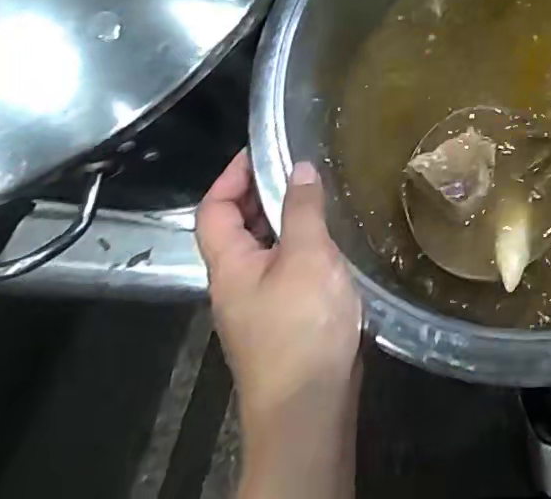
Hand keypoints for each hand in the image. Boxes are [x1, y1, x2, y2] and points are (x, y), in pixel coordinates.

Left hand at [196, 152, 362, 437]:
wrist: (309, 404)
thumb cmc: (302, 325)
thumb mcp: (308, 257)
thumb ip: (303, 210)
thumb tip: (300, 167)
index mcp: (231, 265)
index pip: (215, 210)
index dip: (231, 175)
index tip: (262, 147)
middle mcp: (238, 282)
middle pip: (238, 227)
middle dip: (264, 192)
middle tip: (303, 164)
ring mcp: (260, 303)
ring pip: (266, 247)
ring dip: (288, 218)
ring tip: (324, 193)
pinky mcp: (286, 317)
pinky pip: (288, 266)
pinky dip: (305, 243)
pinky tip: (336, 239)